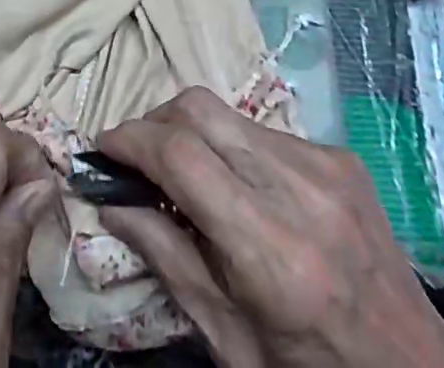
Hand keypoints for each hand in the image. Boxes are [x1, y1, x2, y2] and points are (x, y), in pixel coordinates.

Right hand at [96, 88, 443, 367]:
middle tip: (137, 158)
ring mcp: (327, 166)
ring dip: (190, 132)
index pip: (180, 155)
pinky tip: (237, 183)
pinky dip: (231, 146)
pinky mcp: (341, 157)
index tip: (102, 149)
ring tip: (184, 173)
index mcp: (271, 249)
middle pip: (199, 109)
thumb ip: (163, 254)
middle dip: (154, 122)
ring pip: (227, 112)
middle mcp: (301, 191)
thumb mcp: (224, 334)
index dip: (130, 140)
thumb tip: (107, 199)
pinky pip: (261, 130)